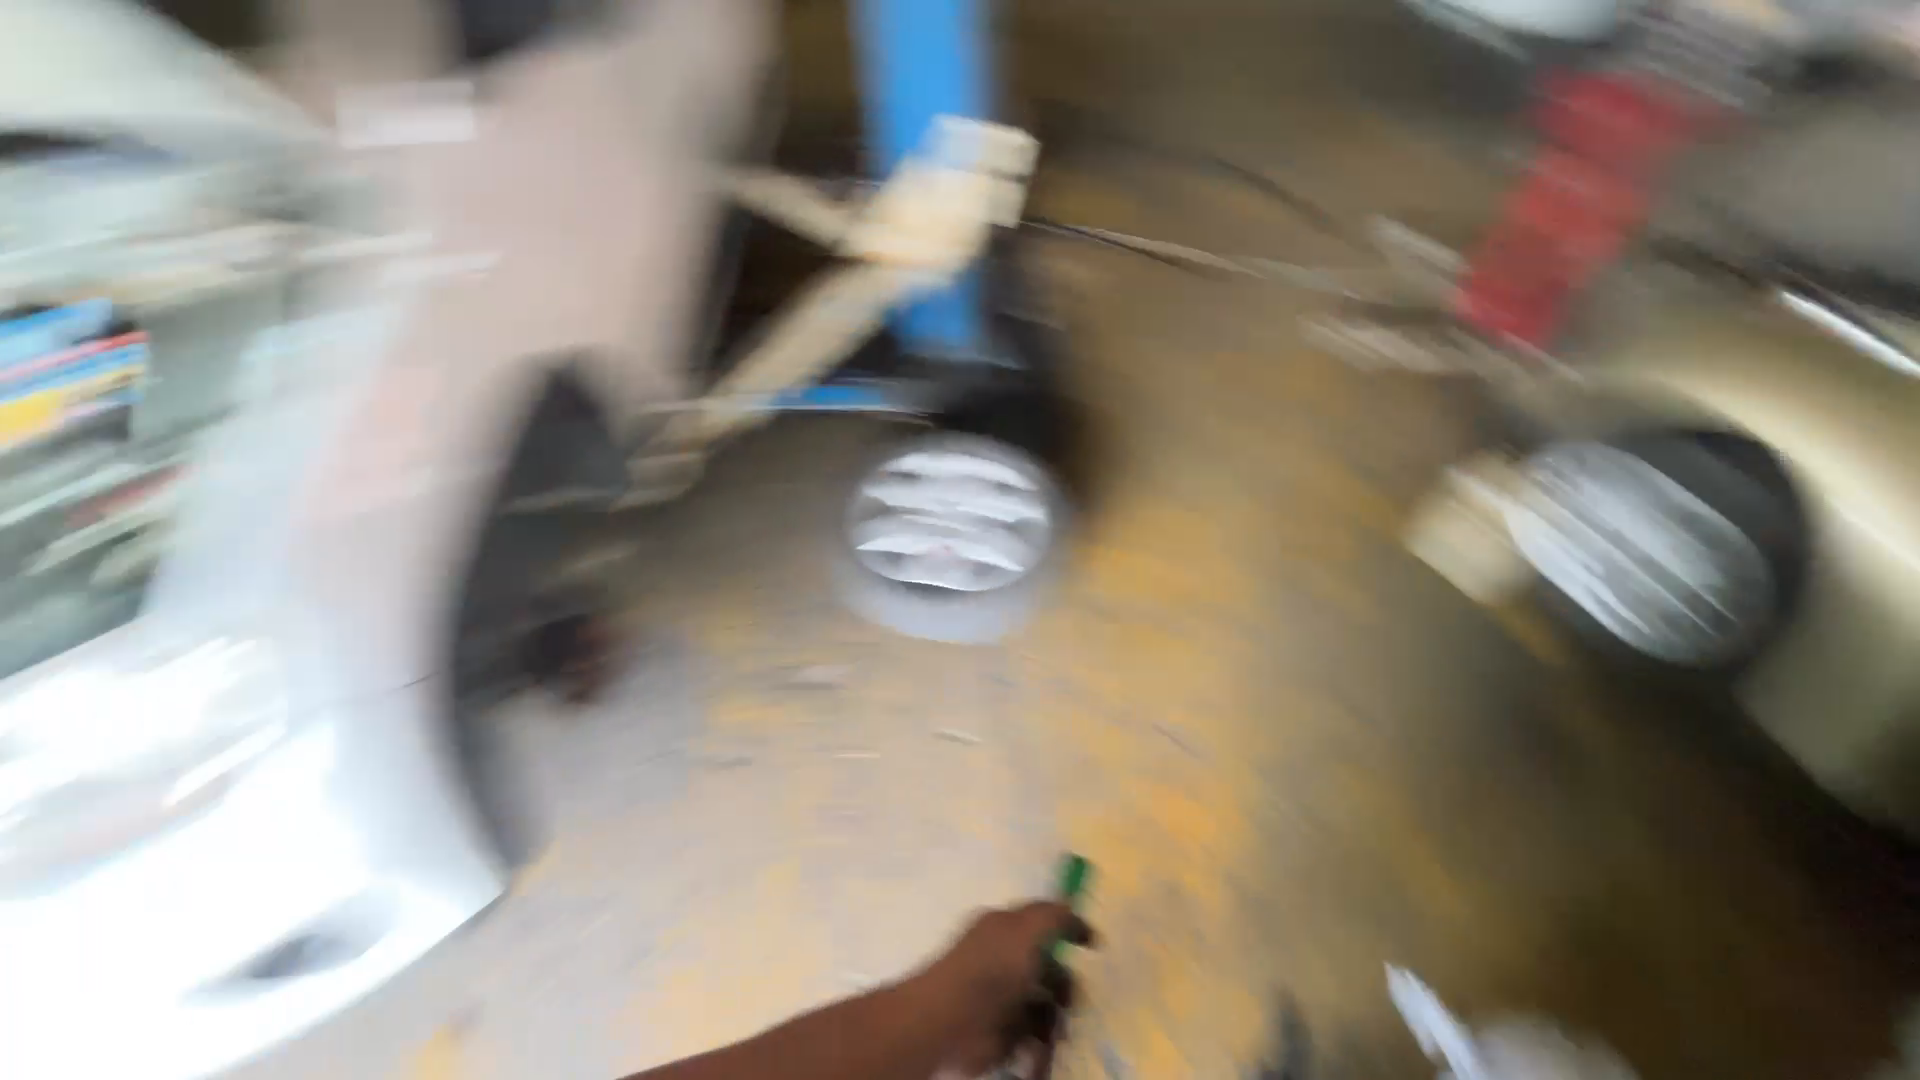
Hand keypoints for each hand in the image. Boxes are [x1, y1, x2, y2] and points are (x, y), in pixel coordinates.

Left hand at [917, 902, 1094, 1076]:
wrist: (951, 1020)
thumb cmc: (991, 967)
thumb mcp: (1026, 928)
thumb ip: (1053, 915)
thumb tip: (1073, 909)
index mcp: (1006, 928)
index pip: (1043, 923)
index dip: (1068, 930)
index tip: (1093, 945)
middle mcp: (1005, 959)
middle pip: (1050, 968)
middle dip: (1067, 985)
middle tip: (1072, 1001)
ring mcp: (1004, 997)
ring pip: (1047, 1004)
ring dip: (1058, 1017)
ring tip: (1059, 1029)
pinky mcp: (1003, 1032)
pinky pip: (1035, 1035)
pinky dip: (1045, 1042)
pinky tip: (1045, 1044)